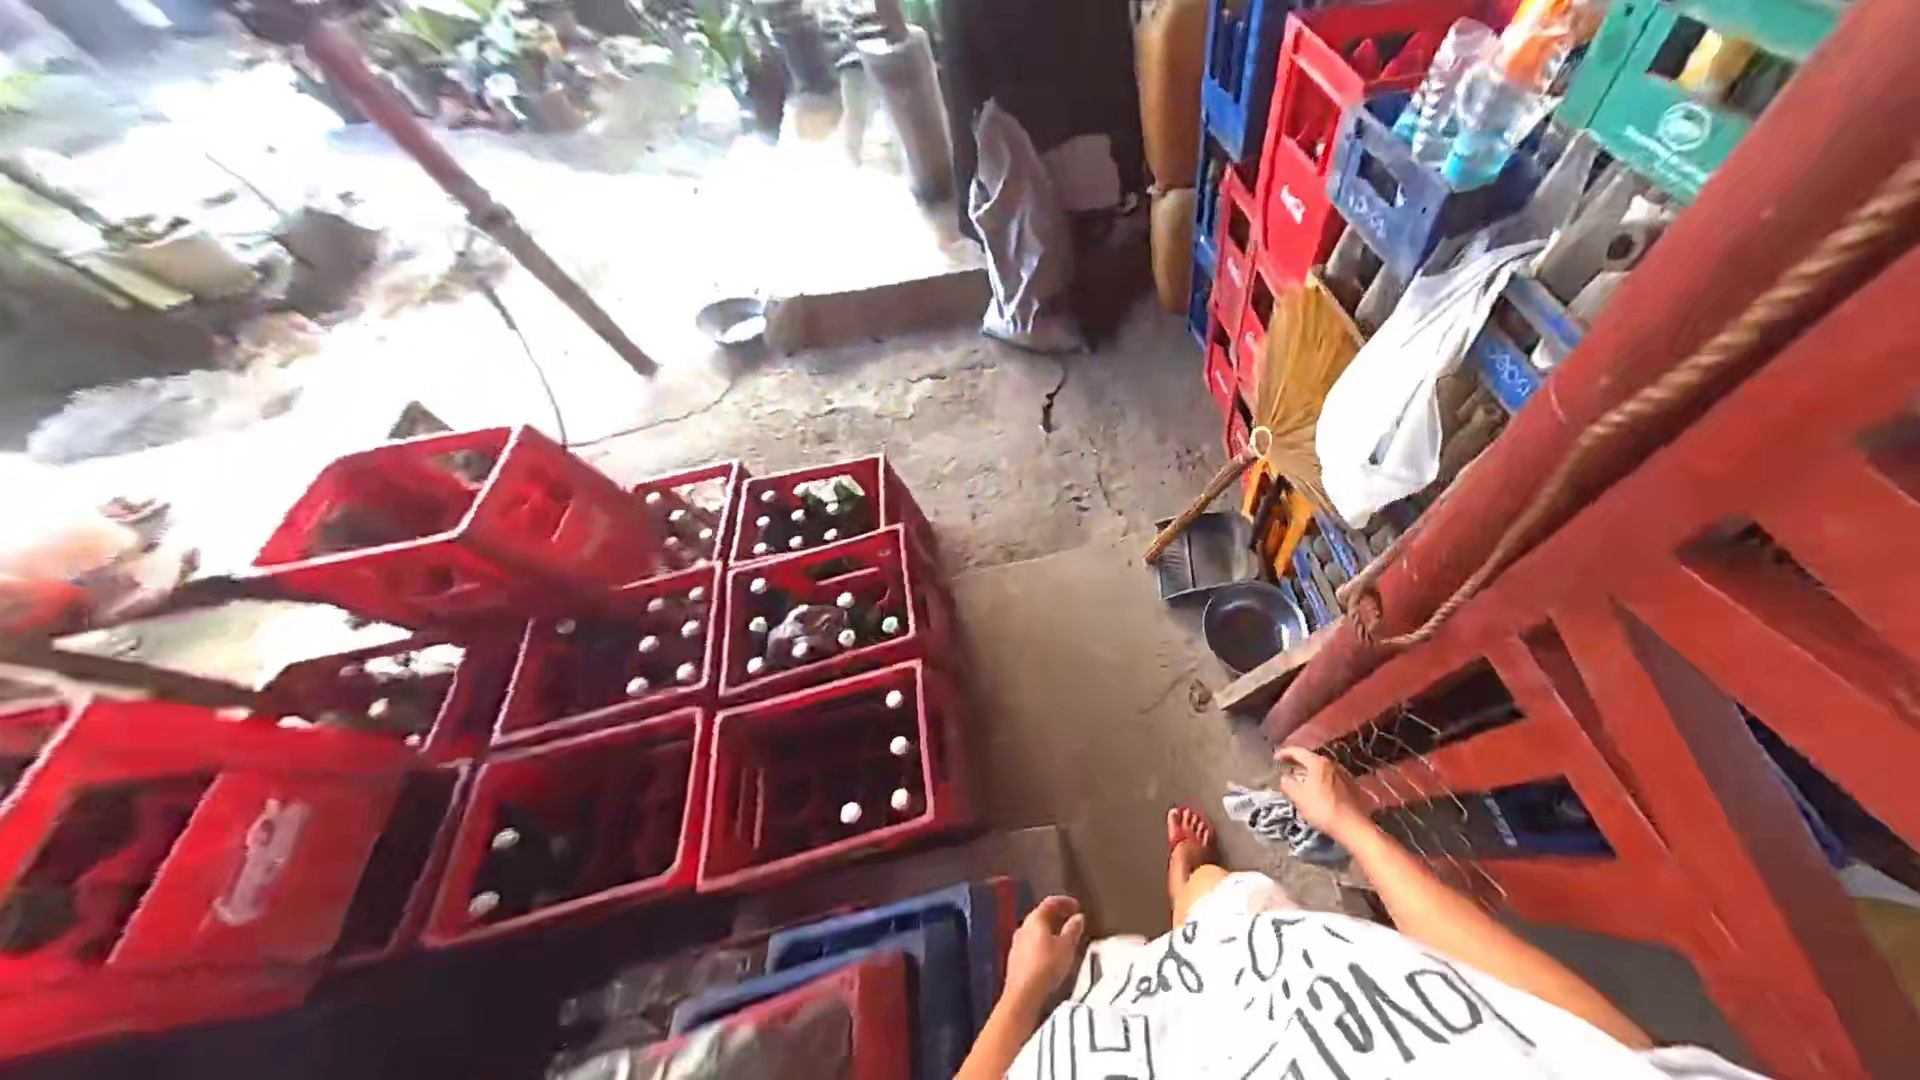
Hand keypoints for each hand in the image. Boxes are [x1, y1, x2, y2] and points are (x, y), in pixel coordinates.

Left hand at [1003, 895, 1085, 1006]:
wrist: (1022, 995)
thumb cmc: (1047, 966)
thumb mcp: (1066, 947)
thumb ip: (1073, 930)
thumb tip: (1078, 917)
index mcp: (1035, 919)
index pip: (1051, 902)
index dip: (1065, 902)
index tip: (1077, 906)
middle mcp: (1023, 927)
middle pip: (1041, 915)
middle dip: (1057, 916)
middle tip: (1071, 920)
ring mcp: (1017, 943)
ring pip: (1035, 931)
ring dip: (1049, 931)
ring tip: (1063, 939)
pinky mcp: (1015, 960)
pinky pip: (1031, 945)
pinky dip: (1042, 944)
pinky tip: (1049, 956)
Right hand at [1274, 747, 1372, 839]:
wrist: (1354, 827)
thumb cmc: (1322, 809)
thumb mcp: (1298, 797)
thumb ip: (1288, 783)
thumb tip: (1285, 777)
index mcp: (1317, 763)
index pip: (1297, 751)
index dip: (1284, 753)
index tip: (1275, 759)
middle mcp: (1332, 764)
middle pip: (1310, 758)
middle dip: (1297, 762)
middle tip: (1287, 768)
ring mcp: (1343, 775)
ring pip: (1321, 769)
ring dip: (1309, 772)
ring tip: (1301, 780)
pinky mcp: (1351, 787)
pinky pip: (1330, 778)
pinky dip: (1320, 779)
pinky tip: (1318, 789)